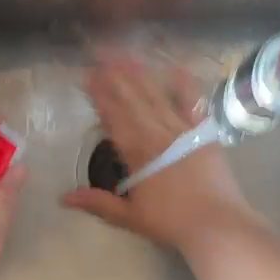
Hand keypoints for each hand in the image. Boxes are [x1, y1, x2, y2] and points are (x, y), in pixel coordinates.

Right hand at [60, 52, 259, 251]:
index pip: (114, 118)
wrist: (215, 224)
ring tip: (127, 56)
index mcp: (138, 154)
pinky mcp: (204, 133)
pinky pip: (193, 103)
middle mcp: (158, 135)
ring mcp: (182, 130)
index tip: (88, 76)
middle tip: (101, 54)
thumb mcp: (130, 217)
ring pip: (157, 97)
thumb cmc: (170, 223)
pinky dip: (185, 85)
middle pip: (133, 100)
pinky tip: (176, 68)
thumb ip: (98, 203)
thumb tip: (64, 198)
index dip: (100, 96)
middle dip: (116, 77)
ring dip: (141, 76)